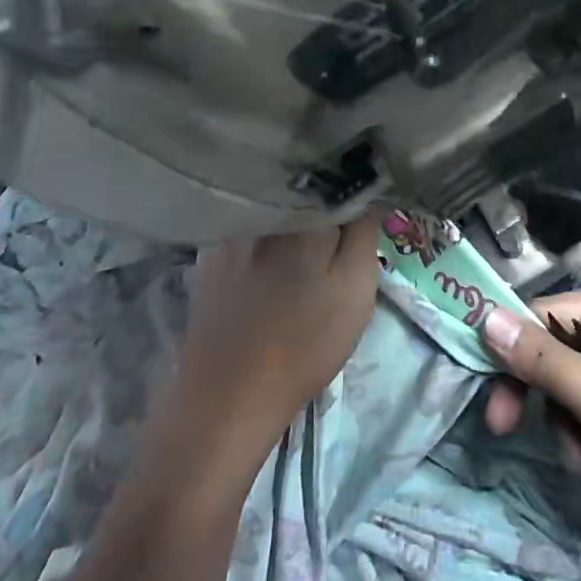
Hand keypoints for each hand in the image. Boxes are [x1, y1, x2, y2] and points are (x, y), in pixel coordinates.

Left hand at [182, 212, 384, 433]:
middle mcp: (262, 213)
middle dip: (329, 202)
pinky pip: (250, 230)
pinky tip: (274, 266)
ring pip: (277, 209)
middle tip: (345, 234)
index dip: (360, 191)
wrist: (227, 399)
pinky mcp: (208, 258)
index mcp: (303, 216)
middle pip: (306, 191)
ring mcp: (229, 234)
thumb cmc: (305, 344)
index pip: (341, 181)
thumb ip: (365, 233)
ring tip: (310, 249)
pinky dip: (269, 237)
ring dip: (298, 218)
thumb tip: (371, 194)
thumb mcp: (356, 290)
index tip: (372, 209)